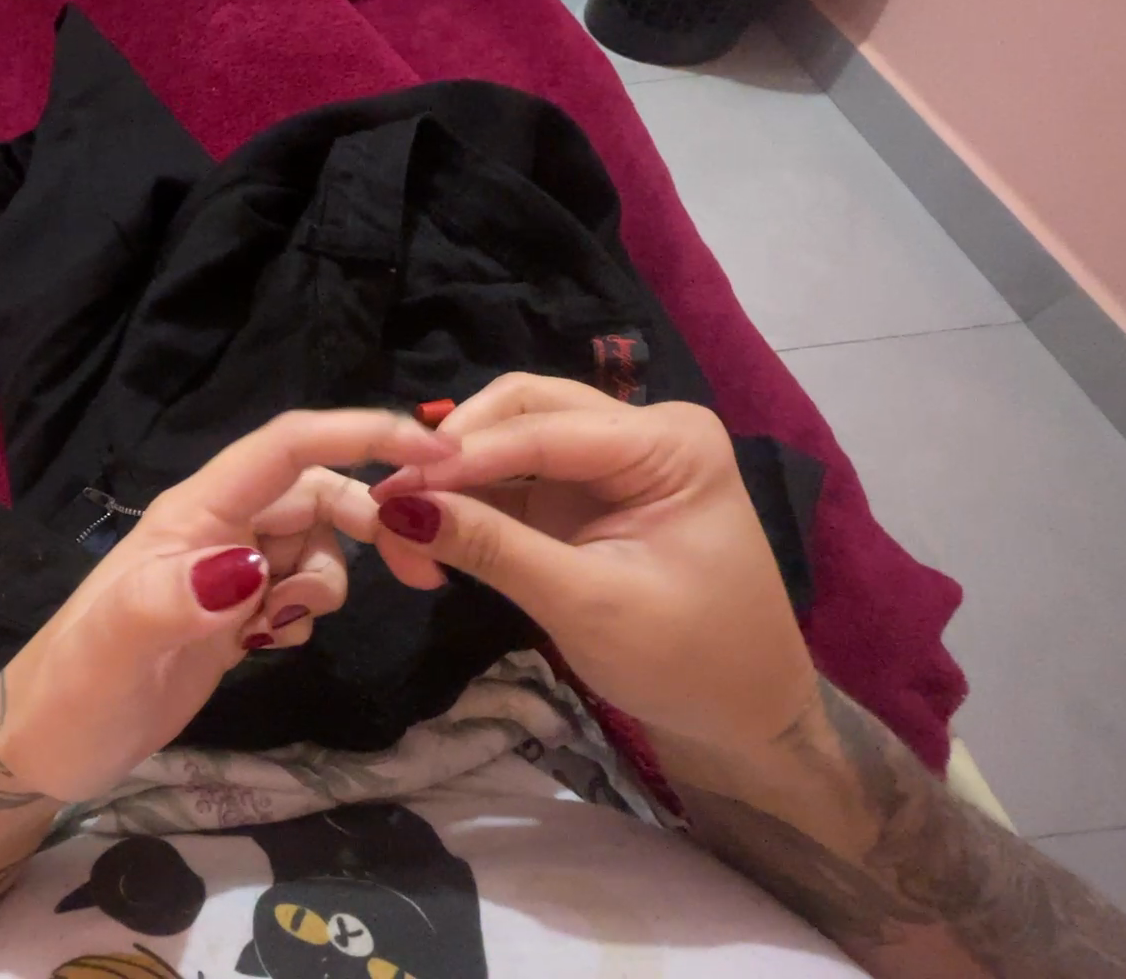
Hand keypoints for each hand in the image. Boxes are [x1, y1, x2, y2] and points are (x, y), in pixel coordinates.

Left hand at [0, 410, 457, 801]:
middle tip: (415, 575)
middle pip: (316, 490)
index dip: (357, 434)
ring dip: (327, 581)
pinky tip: (268, 645)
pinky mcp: (236, 612)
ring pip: (315, 542)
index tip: (434, 452)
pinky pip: (300, 588)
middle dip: (368, 518)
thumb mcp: (114, 647)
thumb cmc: (74, 689)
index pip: (285, 447)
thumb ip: (173, 600)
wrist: (52, 743)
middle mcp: (218, 528)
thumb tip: (251, 569)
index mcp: (194, 512)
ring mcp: (229, 571)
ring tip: (278, 630)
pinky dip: (307, 612)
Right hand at [369, 374, 818, 755]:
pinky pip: (502, 476)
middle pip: (517, 409)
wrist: (738, 715)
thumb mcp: (585, 604)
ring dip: (448, 477)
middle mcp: (634, 432)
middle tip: (393, 502)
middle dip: (450, 453)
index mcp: (667, 442)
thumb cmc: (689, 661)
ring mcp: (600, 460)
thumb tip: (395, 511)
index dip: (459, 459)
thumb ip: (490, 547)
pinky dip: (461, 500)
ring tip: (402, 527)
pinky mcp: (572, 492)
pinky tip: (429, 531)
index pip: (542, 430)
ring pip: (501, 437)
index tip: (388, 493)